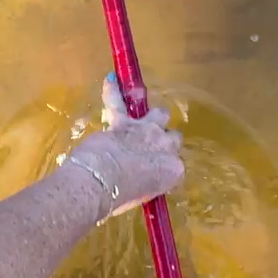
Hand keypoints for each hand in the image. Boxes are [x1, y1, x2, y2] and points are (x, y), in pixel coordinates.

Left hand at [64, 74, 184, 219]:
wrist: (102, 181)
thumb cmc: (121, 197)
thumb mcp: (142, 197)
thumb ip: (145, 184)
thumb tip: (136, 182)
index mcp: (173, 170)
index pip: (175, 166)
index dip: (163, 169)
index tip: (153, 175)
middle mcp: (165, 146)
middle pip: (173, 138)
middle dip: (164, 142)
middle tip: (151, 150)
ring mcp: (145, 130)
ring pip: (159, 115)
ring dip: (154, 117)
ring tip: (147, 119)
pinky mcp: (123, 122)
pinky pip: (118, 102)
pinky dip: (113, 92)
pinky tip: (111, 79)